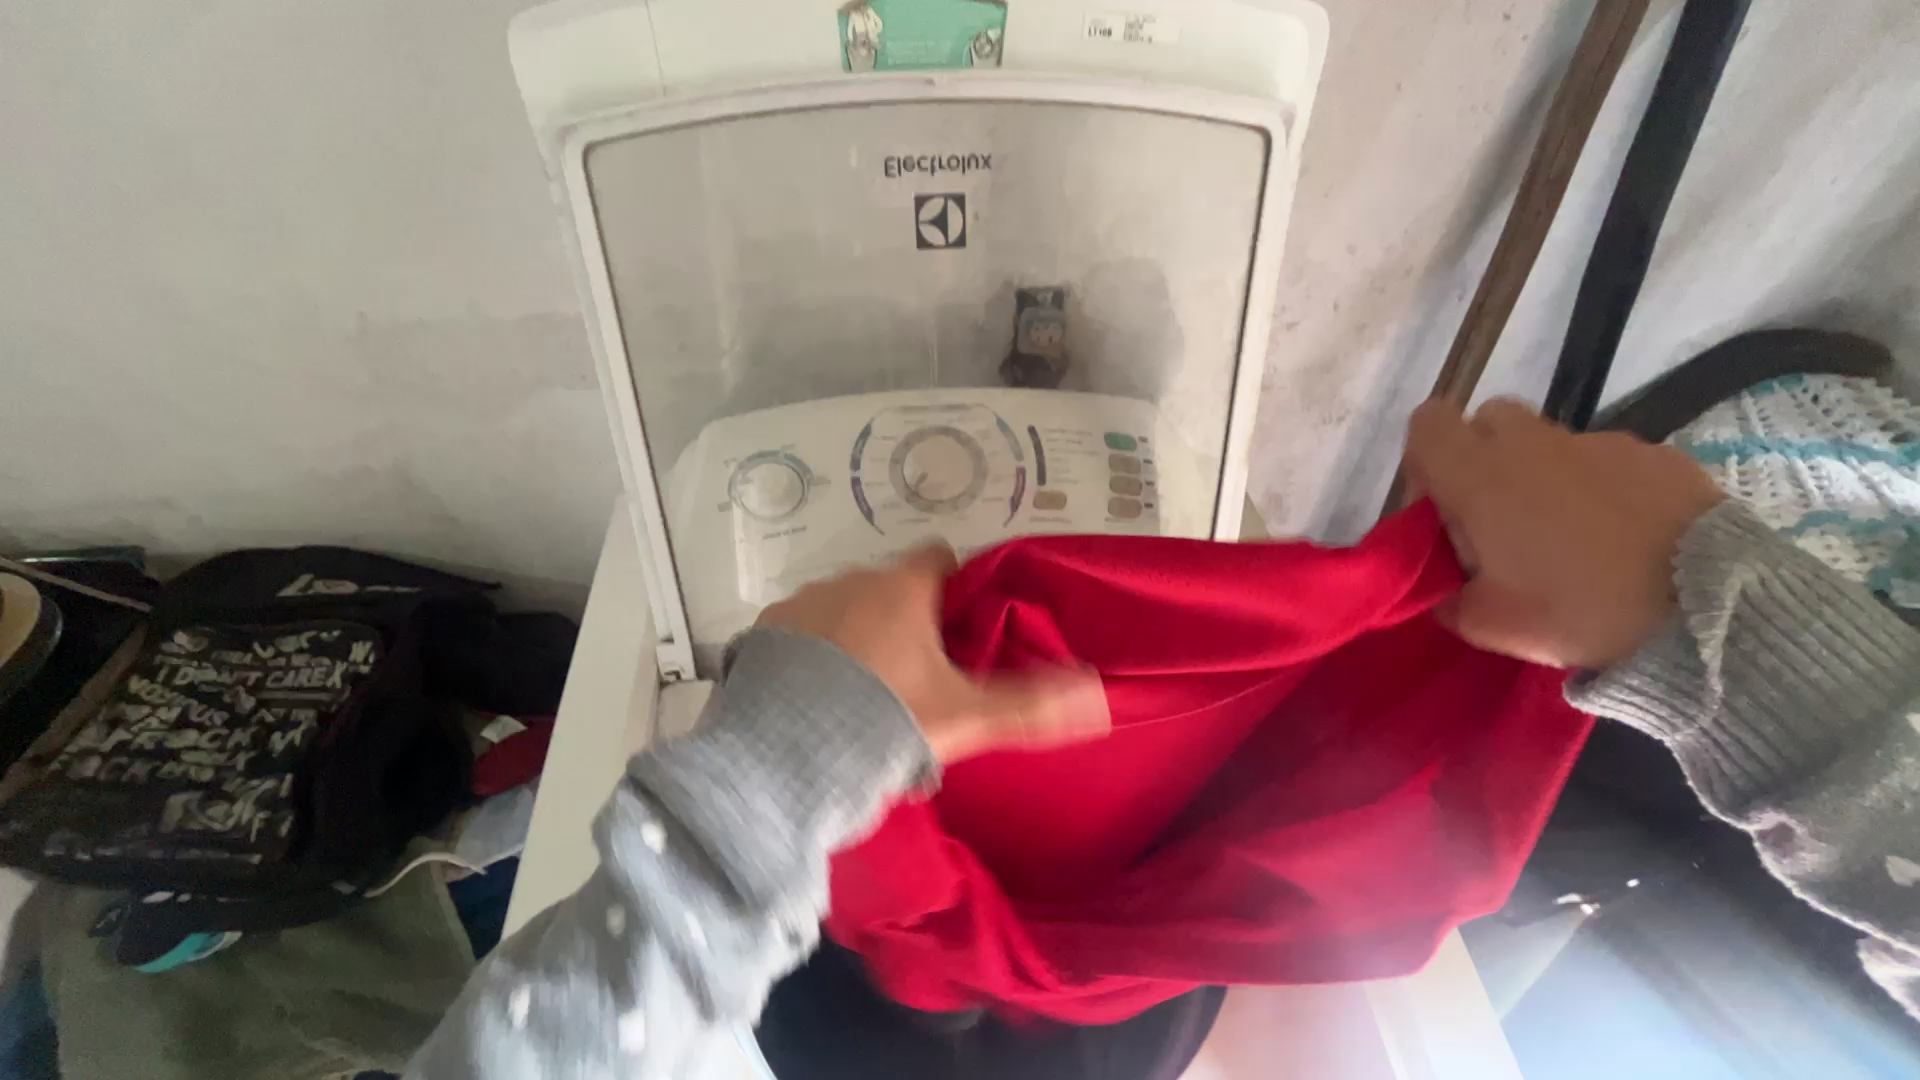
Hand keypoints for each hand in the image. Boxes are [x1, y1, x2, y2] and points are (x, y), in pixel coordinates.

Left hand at [757, 545, 1111, 762]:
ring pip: (844, 607)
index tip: (958, 628)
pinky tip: (813, 697)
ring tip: (859, 694)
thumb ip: (1030, 706)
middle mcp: (849, 581)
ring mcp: (801, 603)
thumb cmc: (884, 722)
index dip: (955, 586)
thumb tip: (1100, 697)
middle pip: (891, 586)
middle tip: (913, 677)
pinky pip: (801, 631)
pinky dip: (812, 651)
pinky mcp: (762, 631)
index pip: (938, 558)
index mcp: (902, 589)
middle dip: (905, 617)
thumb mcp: (963, 718)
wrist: (785, 756)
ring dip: (856, 634)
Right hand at [1404, 399, 1725, 668]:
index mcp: (1478, 478)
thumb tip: (1442, 577)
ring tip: (1571, 533)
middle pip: (1488, 419)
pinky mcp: (1656, 454)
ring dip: (1544, 474)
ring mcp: (1599, 444)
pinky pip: (1608, 460)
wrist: (1707, 611)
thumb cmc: (1575, 611)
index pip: (1427, 424)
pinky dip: (1602, 488)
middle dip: (1483, 454)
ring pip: (1549, 442)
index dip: (1426, 456)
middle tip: (1498, 511)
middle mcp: (1531, 446)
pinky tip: (1622, 534)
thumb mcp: (1484, 622)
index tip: (1441, 501)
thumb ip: (1445, 591)